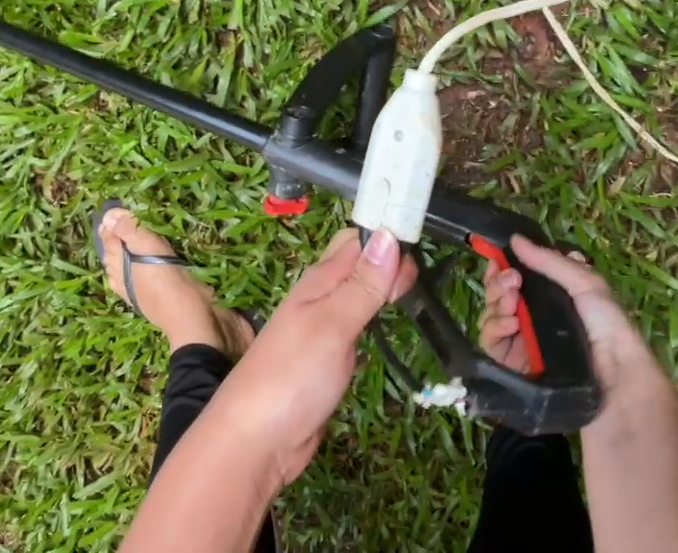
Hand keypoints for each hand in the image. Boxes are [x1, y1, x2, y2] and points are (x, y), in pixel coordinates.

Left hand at [201, 227, 416, 484]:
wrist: (255, 442)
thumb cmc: (292, 376)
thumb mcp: (333, 324)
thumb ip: (363, 285)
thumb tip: (390, 237)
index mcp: (319, 280)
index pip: (358, 241)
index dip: (389, 239)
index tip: (421, 251)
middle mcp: (320, 297)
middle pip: (358, 264)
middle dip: (390, 261)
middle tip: (421, 280)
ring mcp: (322, 328)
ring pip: (357, 293)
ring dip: (383, 287)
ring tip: (413, 292)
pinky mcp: (327, 358)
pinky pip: (354, 324)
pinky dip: (373, 317)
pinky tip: (386, 324)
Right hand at [488, 236, 676, 431]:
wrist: (615, 378)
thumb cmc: (606, 325)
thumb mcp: (585, 283)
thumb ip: (549, 261)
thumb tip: (514, 239)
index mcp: (551, 297)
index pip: (517, 277)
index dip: (504, 266)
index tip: (499, 258)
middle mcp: (533, 316)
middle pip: (499, 293)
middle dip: (498, 282)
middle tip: (511, 280)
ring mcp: (522, 341)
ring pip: (492, 314)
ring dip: (497, 301)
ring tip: (513, 301)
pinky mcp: (512, 365)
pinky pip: (490, 342)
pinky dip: (495, 327)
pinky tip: (511, 323)